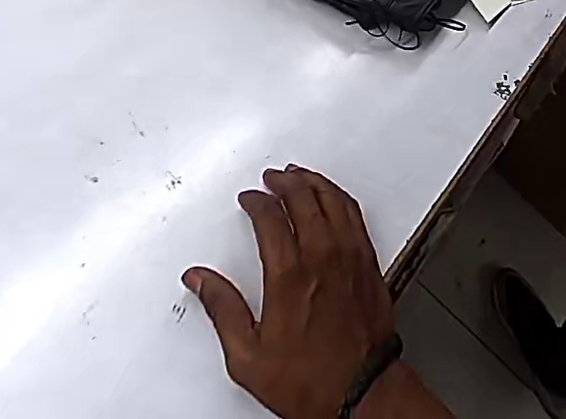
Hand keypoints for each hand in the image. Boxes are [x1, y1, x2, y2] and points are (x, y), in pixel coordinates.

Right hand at [185, 166, 396, 418]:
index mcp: (289, 276)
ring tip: (298, 174)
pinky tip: (331, 193)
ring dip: (312, 181)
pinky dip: (338, 194)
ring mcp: (348, 253)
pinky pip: (353, 212)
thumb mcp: (248, 356)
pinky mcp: (367, 258)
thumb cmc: (309, 378)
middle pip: (302, 198)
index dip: (256, 201)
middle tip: (272, 177)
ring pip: (330, 199)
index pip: (269, 218)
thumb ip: (222, 309)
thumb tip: (199, 280)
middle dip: (283, 182)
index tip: (249, 198)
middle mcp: (321, 256)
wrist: (361, 391)